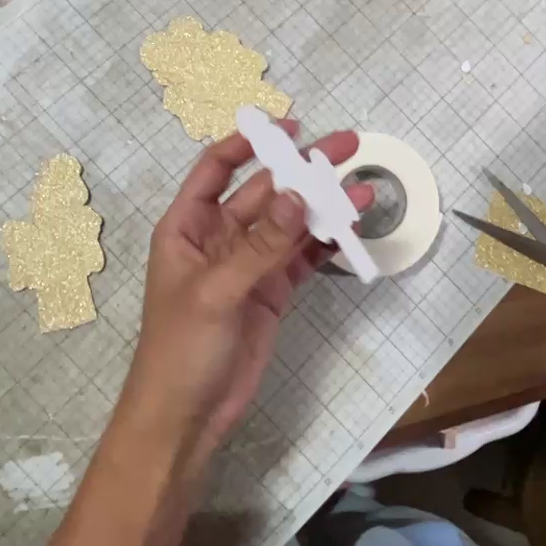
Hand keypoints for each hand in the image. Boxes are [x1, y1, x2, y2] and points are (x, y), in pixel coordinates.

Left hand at [119, 121, 369, 461]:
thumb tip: (297, 195)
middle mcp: (219, 238)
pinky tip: (352, 231)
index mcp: (188, 227)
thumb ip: (259, 245)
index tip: (288, 128)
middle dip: (304, 172)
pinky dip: (325, 245)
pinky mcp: (272, 291)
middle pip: (266, 192)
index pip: (216, 169)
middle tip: (348, 147)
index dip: (248, 143)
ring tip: (364, 191)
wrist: (186, 417)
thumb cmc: (181, 349)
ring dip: (324, 208)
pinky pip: (302, 258)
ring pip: (290, 224)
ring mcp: (249, 265)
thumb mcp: (215, 292)